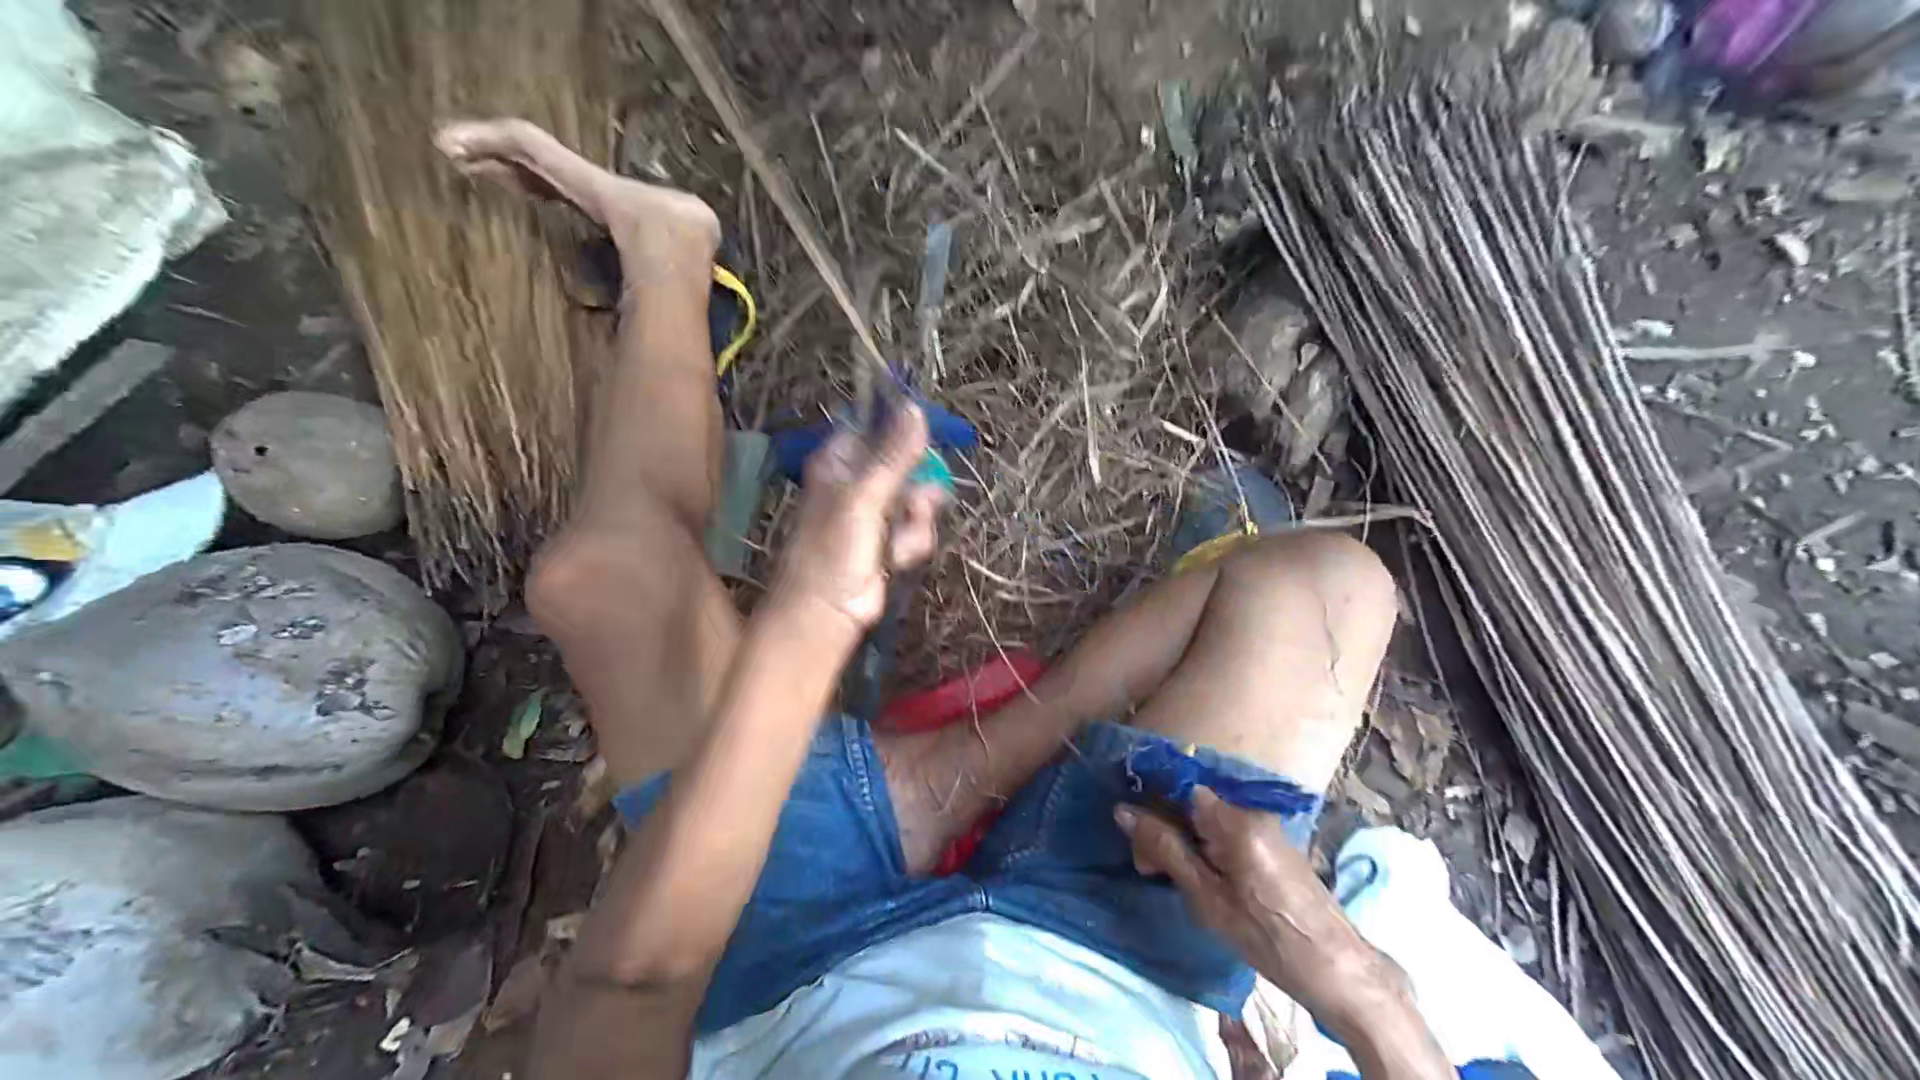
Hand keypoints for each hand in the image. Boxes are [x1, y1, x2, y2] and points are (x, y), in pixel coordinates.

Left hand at [773, 403, 942, 629]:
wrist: (827, 614)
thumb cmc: (832, 553)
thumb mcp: (863, 498)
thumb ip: (892, 456)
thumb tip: (915, 408)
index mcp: (839, 461)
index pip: (874, 427)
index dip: (902, 430)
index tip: (927, 438)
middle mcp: (857, 481)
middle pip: (906, 463)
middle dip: (918, 486)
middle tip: (917, 504)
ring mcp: (876, 511)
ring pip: (918, 497)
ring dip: (917, 521)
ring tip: (901, 542)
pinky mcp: (891, 539)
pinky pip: (918, 527)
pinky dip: (913, 543)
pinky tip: (899, 558)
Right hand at [1114, 788, 1410, 1039]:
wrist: (1338, 970)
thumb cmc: (1266, 937)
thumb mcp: (1206, 898)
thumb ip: (1165, 849)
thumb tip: (1125, 811)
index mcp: (1235, 820)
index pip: (1176, 791)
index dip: (1152, 813)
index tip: (1140, 848)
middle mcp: (1252, 811)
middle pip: (1191, 805)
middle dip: (1166, 832)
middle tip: (1151, 872)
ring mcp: (1266, 826)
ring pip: (1207, 821)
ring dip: (1186, 844)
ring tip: (1179, 883)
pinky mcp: (1273, 843)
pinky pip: (1228, 833)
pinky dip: (1209, 850)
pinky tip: (1206, 881)